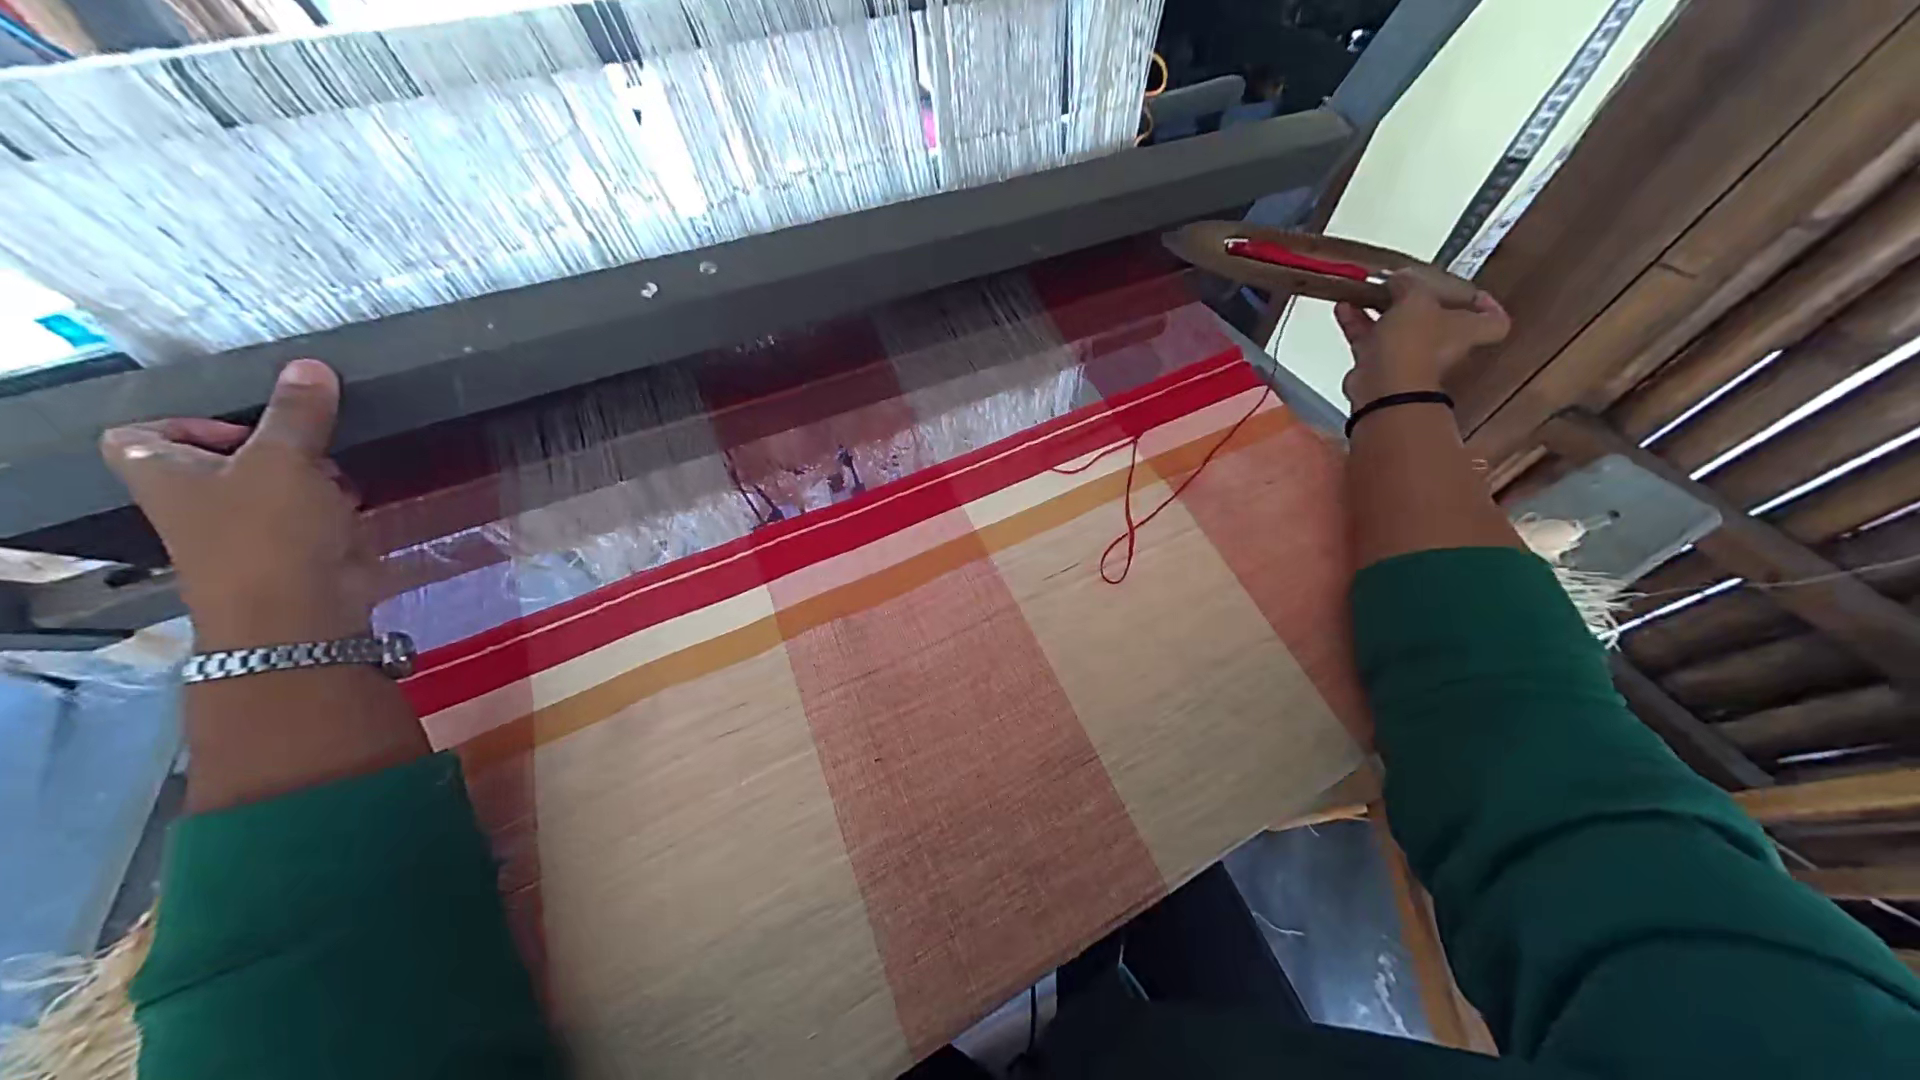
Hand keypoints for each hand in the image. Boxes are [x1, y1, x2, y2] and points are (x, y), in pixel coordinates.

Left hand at [101, 359, 373, 650]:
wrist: (302, 609)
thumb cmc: (269, 531)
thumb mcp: (283, 458)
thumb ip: (299, 412)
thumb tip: (310, 366)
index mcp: (164, 472)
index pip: (145, 433)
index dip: (193, 423)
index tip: (249, 426)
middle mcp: (198, 499)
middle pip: (231, 454)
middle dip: (279, 445)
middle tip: (310, 445)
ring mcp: (249, 527)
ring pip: (281, 482)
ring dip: (315, 474)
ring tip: (339, 475)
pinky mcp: (296, 546)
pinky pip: (314, 510)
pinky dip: (336, 502)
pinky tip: (356, 501)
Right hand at [1335, 273, 1510, 406]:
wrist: (1382, 388)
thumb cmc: (1413, 344)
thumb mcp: (1417, 299)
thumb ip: (1409, 283)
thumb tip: (1399, 277)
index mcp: (1467, 328)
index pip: (1493, 318)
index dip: (1486, 305)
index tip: (1472, 293)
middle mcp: (1441, 344)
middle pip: (1435, 319)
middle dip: (1417, 301)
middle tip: (1402, 284)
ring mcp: (1408, 356)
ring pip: (1396, 326)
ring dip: (1380, 308)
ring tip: (1366, 291)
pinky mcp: (1378, 365)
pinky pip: (1368, 337)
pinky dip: (1357, 321)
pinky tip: (1345, 306)